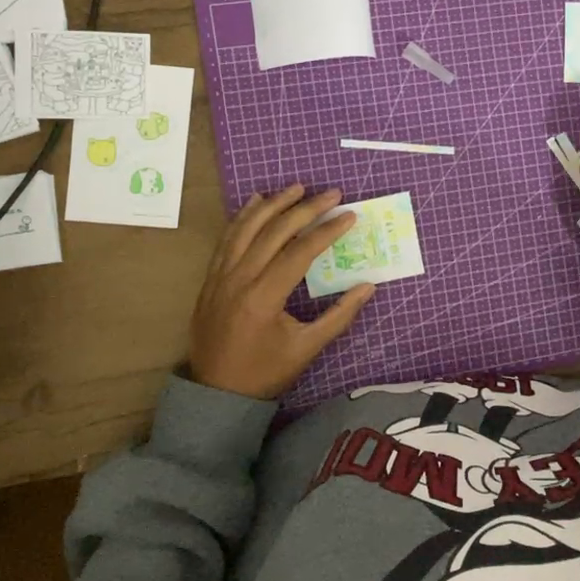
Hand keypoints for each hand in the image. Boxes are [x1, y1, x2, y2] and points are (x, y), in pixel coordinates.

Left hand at [188, 185, 375, 398]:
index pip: (300, 251)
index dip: (327, 230)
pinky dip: (243, 217)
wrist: (216, 393)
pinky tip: (256, 201)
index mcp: (264, 297)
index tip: (349, 216)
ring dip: (274, 204)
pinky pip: (227, 238)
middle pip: (275, 231)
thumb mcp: (307, 348)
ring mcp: (221, 276)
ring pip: (247, 228)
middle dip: (306, 208)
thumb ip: (339, 316)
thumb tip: (368, 286)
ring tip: (297, 187)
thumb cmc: (265, 372)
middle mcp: (240, 279)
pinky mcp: (211, 278)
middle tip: (332, 193)